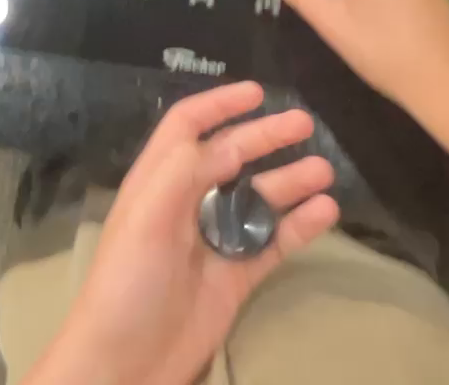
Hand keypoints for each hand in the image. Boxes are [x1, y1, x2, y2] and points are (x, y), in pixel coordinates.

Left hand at [28, 81, 338, 384]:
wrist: (124, 366)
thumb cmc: (127, 284)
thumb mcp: (146, 220)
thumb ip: (182, 174)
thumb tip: (225, 141)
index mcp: (160, 181)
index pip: (188, 126)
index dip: (219, 104)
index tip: (256, 91)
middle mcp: (188, 202)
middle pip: (232, 156)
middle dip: (265, 137)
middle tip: (305, 122)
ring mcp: (214, 240)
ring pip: (258, 198)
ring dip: (289, 180)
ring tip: (324, 169)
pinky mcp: (235, 277)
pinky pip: (272, 243)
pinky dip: (298, 226)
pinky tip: (324, 213)